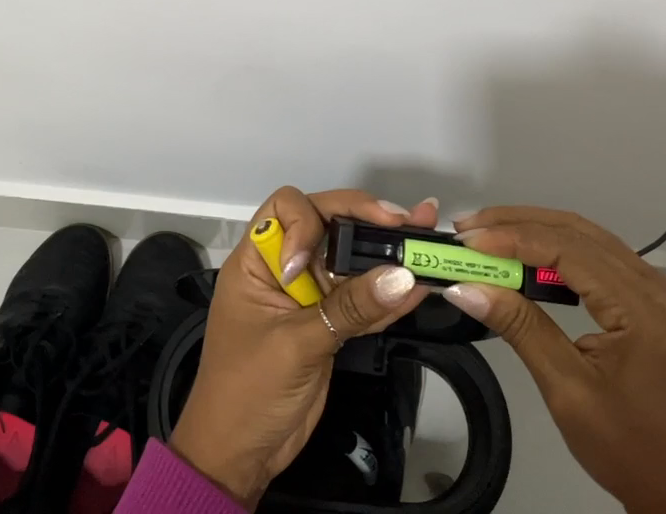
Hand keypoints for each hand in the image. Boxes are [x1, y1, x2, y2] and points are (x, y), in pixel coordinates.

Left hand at [168, 187, 436, 509]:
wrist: (239, 456)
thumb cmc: (246, 392)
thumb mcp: (295, 345)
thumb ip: (348, 309)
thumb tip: (402, 276)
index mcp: (256, 261)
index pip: (285, 208)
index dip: (307, 221)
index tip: (313, 262)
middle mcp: (285, 269)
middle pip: (327, 225)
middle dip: (365, 219)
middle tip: (405, 222)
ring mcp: (309, 296)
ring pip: (350, 261)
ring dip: (387, 251)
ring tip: (426, 237)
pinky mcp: (329, 324)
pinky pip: (362, 300)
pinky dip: (389, 295)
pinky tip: (422, 286)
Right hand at [443, 208, 665, 513]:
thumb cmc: (631, 452)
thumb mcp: (568, 391)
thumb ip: (521, 328)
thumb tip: (466, 288)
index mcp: (646, 311)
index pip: (570, 250)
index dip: (513, 238)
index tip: (467, 240)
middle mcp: (664, 290)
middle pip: (584, 233)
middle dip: (521, 223)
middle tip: (470, 227)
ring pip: (597, 242)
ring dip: (542, 233)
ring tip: (491, 237)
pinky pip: (610, 263)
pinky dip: (567, 254)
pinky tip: (533, 261)